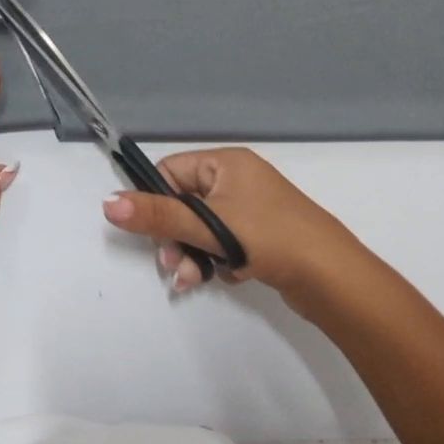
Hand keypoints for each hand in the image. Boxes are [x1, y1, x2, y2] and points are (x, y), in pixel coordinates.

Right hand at [102, 148, 369, 315]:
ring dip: (192, 254)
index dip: (156, 202)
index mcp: (226, 163)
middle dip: (175, 237)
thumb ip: (157, 215)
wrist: (336, 280)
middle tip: (175, 264)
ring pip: (201, 229)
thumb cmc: (272, 238)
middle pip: (183, 204)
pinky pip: (222, 244)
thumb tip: (108, 204)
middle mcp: (238, 180)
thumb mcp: (209, 225)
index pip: (170, 172)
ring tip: (194, 279)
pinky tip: (224, 278)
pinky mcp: (261, 237)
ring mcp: (252, 210)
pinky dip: (216, 262)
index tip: (154, 232)